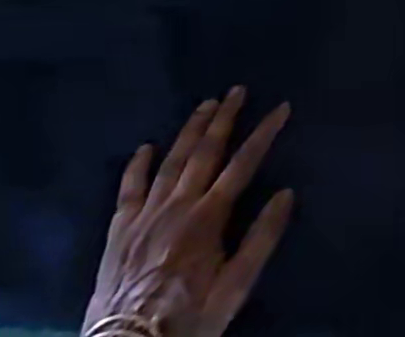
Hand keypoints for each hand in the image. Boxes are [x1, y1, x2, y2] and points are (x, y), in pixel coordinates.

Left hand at [82, 87, 294, 336]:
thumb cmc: (187, 319)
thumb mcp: (234, 288)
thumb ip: (261, 239)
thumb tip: (286, 193)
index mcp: (208, 217)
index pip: (244, 163)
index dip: (264, 132)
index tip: (281, 107)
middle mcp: (177, 206)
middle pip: (205, 151)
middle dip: (224, 118)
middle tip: (236, 90)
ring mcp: (144, 216)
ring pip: (171, 161)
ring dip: (190, 130)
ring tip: (205, 105)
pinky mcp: (118, 232)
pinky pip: (128, 190)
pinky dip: (137, 165)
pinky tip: (146, 147)